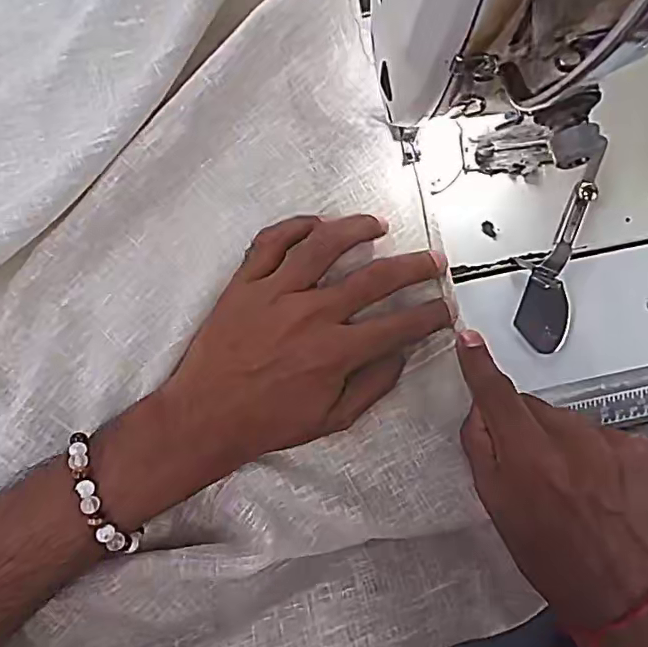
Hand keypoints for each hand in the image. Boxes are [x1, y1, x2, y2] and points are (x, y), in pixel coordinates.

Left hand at [154, 214, 452, 479]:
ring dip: (357, 229)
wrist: (205, 417)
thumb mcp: (330, 419)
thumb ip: (371, 386)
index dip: (429, 315)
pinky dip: (294, 226)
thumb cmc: (264, 422)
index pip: (397, 324)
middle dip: (414, 267)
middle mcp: (309, 315)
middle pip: (375, 277)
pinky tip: (314, 224)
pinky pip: (270, 242)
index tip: (441, 308)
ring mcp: (275, 294)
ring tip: (376, 225)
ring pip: (324, 245)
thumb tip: (398, 357)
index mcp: (334, 352)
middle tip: (431, 261)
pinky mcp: (244, 284)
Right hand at [454, 329, 647, 626]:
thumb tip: (478, 411)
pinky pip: (603, 434)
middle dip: (527, 427)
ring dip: (564, 442)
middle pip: (534, 407)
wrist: (614, 586)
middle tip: (532, 469)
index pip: (497, 393)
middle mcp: (570, 441)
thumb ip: (480, 449)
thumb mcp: (495, 504)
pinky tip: (598, 484)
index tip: (469, 340)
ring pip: (570, 421)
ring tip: (570, 484)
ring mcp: (609, 442)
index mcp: (528, 455)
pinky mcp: (638, 448)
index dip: (478, 364)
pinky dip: (596, 452)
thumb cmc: (550, 553)